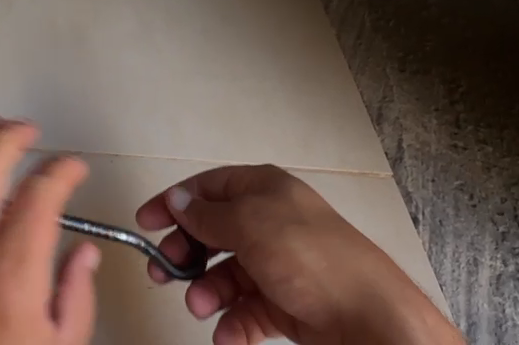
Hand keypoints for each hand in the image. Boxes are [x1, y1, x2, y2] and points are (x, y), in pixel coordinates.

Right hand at [136, 165, 461, 344]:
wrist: (374, 320)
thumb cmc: (307, 257)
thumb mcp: (249, 225)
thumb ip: (207, 214)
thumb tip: (176, 199)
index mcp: (263, 189)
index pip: (208, 187)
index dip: (174, 202)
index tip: (144, 223)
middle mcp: (270, 222)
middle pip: (214, 232)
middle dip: (186, 253)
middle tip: (162, 273)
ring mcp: (281, 265)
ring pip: (228, 274)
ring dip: (208, 291)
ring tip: (200, 308)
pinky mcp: (290, 306)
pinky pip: (250, 310)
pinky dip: (233, 323)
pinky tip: (225, 336)